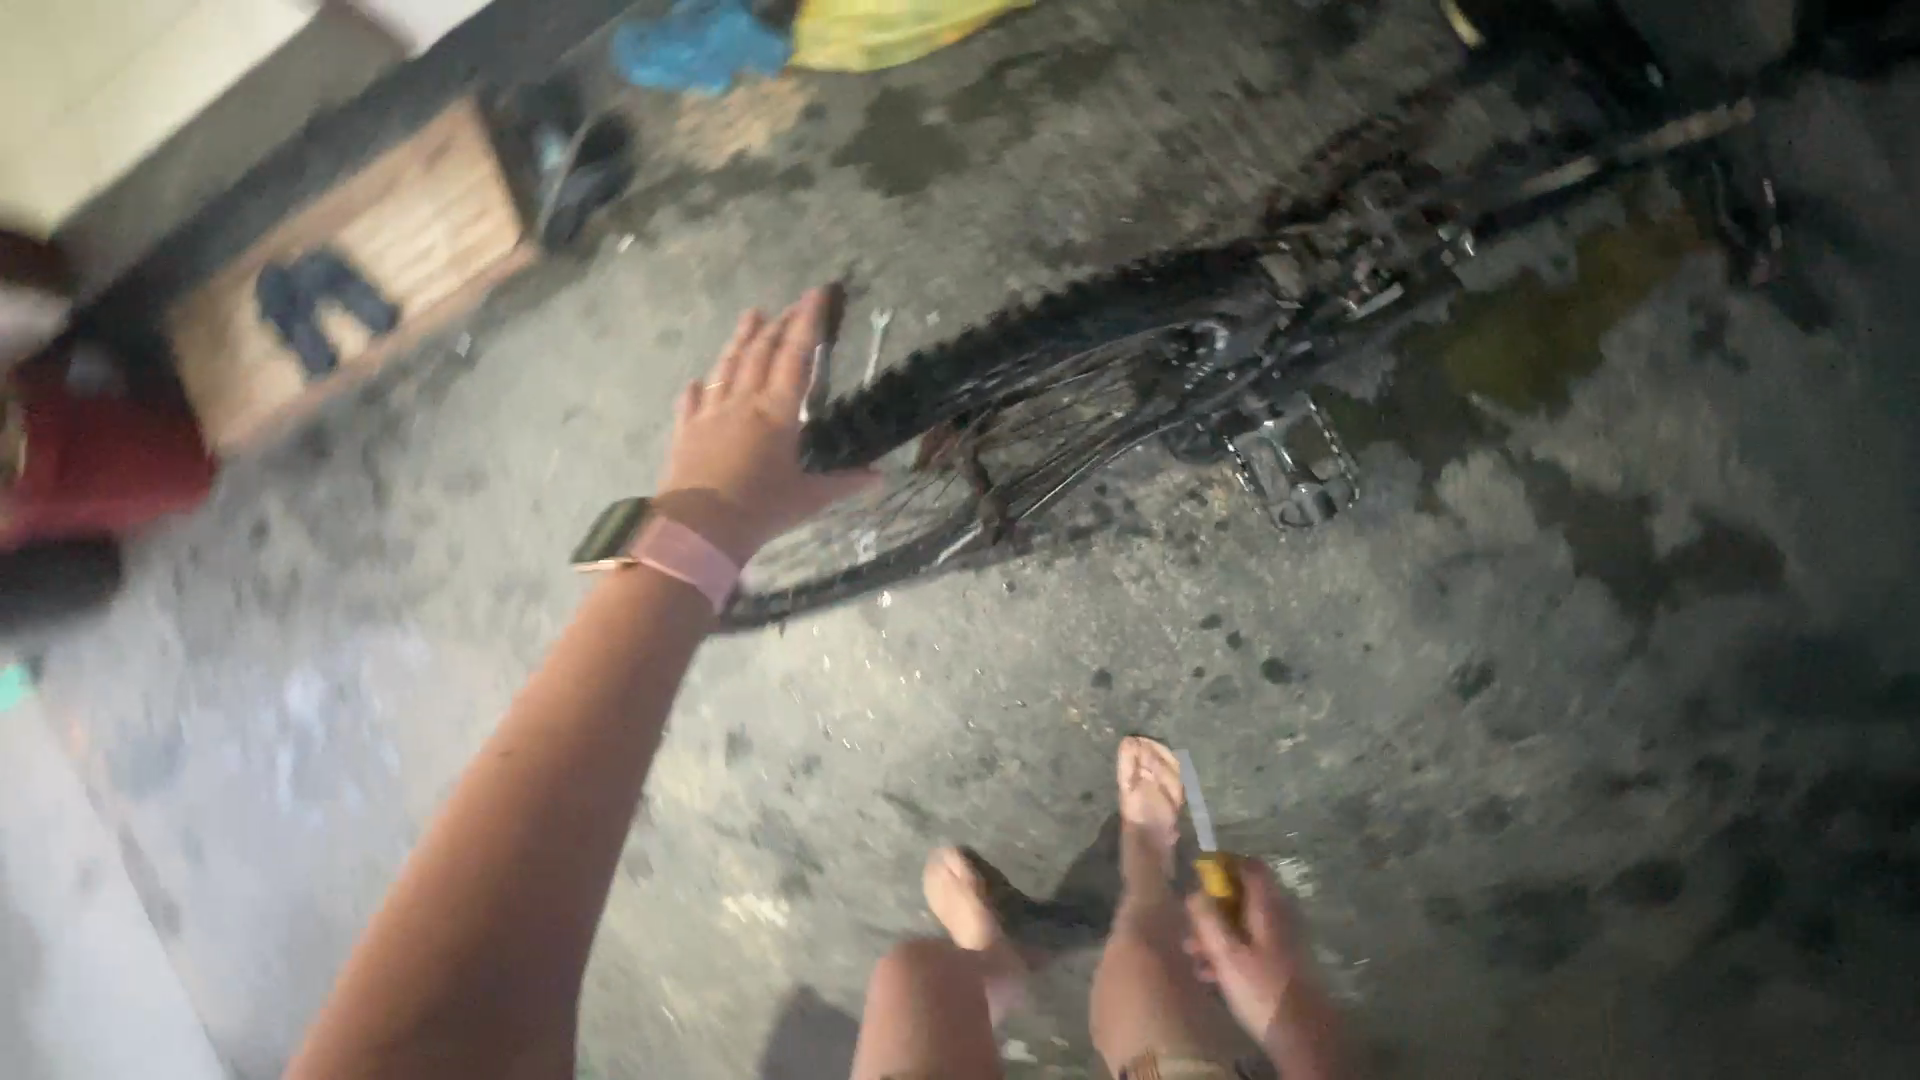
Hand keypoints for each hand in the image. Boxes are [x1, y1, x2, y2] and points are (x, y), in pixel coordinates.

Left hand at [653, 289, 877, 563]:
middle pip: (761, 352)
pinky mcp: (686, 431)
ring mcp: (710, 413)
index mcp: (777, 412)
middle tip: (791, 305)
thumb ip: (844, 483)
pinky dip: (699, 387)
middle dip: (780, 324)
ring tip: (751, 315)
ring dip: (740, 339)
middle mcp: (743, 402)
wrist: (699, 529)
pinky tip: (698, 380)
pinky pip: (692, 400)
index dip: (808, 322)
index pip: (796, 357)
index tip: (816, 293)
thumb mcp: (809, 499)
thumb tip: (880, 478)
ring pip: (727, 366)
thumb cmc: (761, 510)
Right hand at [1183, 859, 1312, 1041]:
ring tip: (1192, 954)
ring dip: (1216, 933)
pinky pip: (1250, 947)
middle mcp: (1279, 918)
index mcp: (1268, 908)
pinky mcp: (1282, 966)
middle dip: (1212, 906)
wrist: (1305, 1040)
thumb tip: (1194, 890)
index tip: (1200, 874)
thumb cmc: (1263, 990)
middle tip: (1190, 922)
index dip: (1225, 864)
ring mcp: (1283, 943)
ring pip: (1243, 924)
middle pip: (1243, 896)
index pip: (1250, 866)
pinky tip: (1209, 975)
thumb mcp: (1226, 953)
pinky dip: (1229, 953)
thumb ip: (1207, 918)